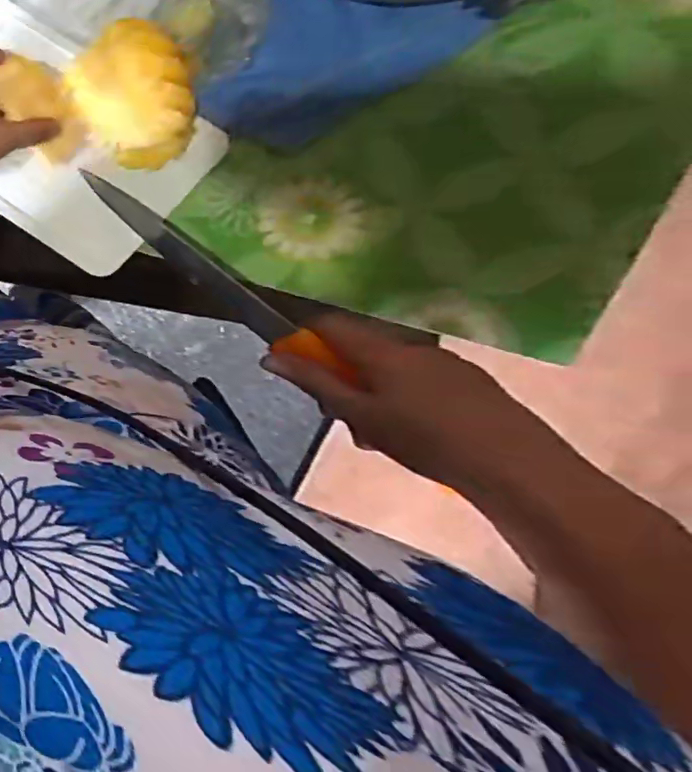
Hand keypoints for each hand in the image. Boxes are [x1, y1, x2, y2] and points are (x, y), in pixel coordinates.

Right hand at [262, 314, 574, 496]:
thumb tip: (270, 356)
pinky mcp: (474, 384)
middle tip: (335, 411)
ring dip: (370, 388)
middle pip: (360, 346)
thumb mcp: (359, 414)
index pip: (329, 323)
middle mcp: (413, 347)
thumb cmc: (427, 440)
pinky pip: (421, 379)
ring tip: (373, 430)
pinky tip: (411, 431)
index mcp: (382, 349)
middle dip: (339, 371)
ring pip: (390, 366)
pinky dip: (402, 396)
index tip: (293, 363)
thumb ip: (314, 382)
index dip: (304, 336)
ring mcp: (449, 364)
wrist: (524, 472)